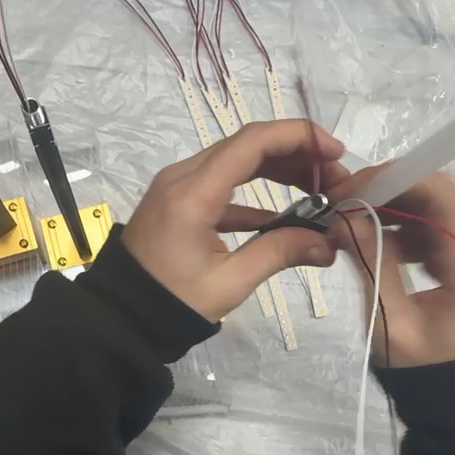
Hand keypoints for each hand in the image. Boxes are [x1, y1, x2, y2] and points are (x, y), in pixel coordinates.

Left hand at [122, 120, 348, 321]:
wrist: (120, 316)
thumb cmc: (171, 301)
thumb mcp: (229, 282)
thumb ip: (278, 254)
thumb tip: (327, 244)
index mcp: (194, 191)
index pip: (253, 142)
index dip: (299, 138)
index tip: (334, 153)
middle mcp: (183, 177)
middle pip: (246, 146)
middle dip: (295, 156)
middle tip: (333, 180)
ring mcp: (177, 187)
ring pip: (235, 162)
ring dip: (276, 171)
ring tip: (315, 192)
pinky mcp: (176, 203)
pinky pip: (221, 186)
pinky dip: (252, 195)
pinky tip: (282, 215)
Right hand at [329, 169, 454, 367]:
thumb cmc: (429, 371)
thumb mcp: (392, 322)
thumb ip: (371, 262)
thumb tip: (342, 215)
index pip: (436, 191)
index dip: (387, 180)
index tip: (344, 193)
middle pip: (441, 192)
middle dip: (388, 192)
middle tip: (342, 209)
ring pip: (442, 203)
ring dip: (398, 208)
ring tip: (356, 228)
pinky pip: (449, 223)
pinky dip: (414, 225)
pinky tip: (385, 243)